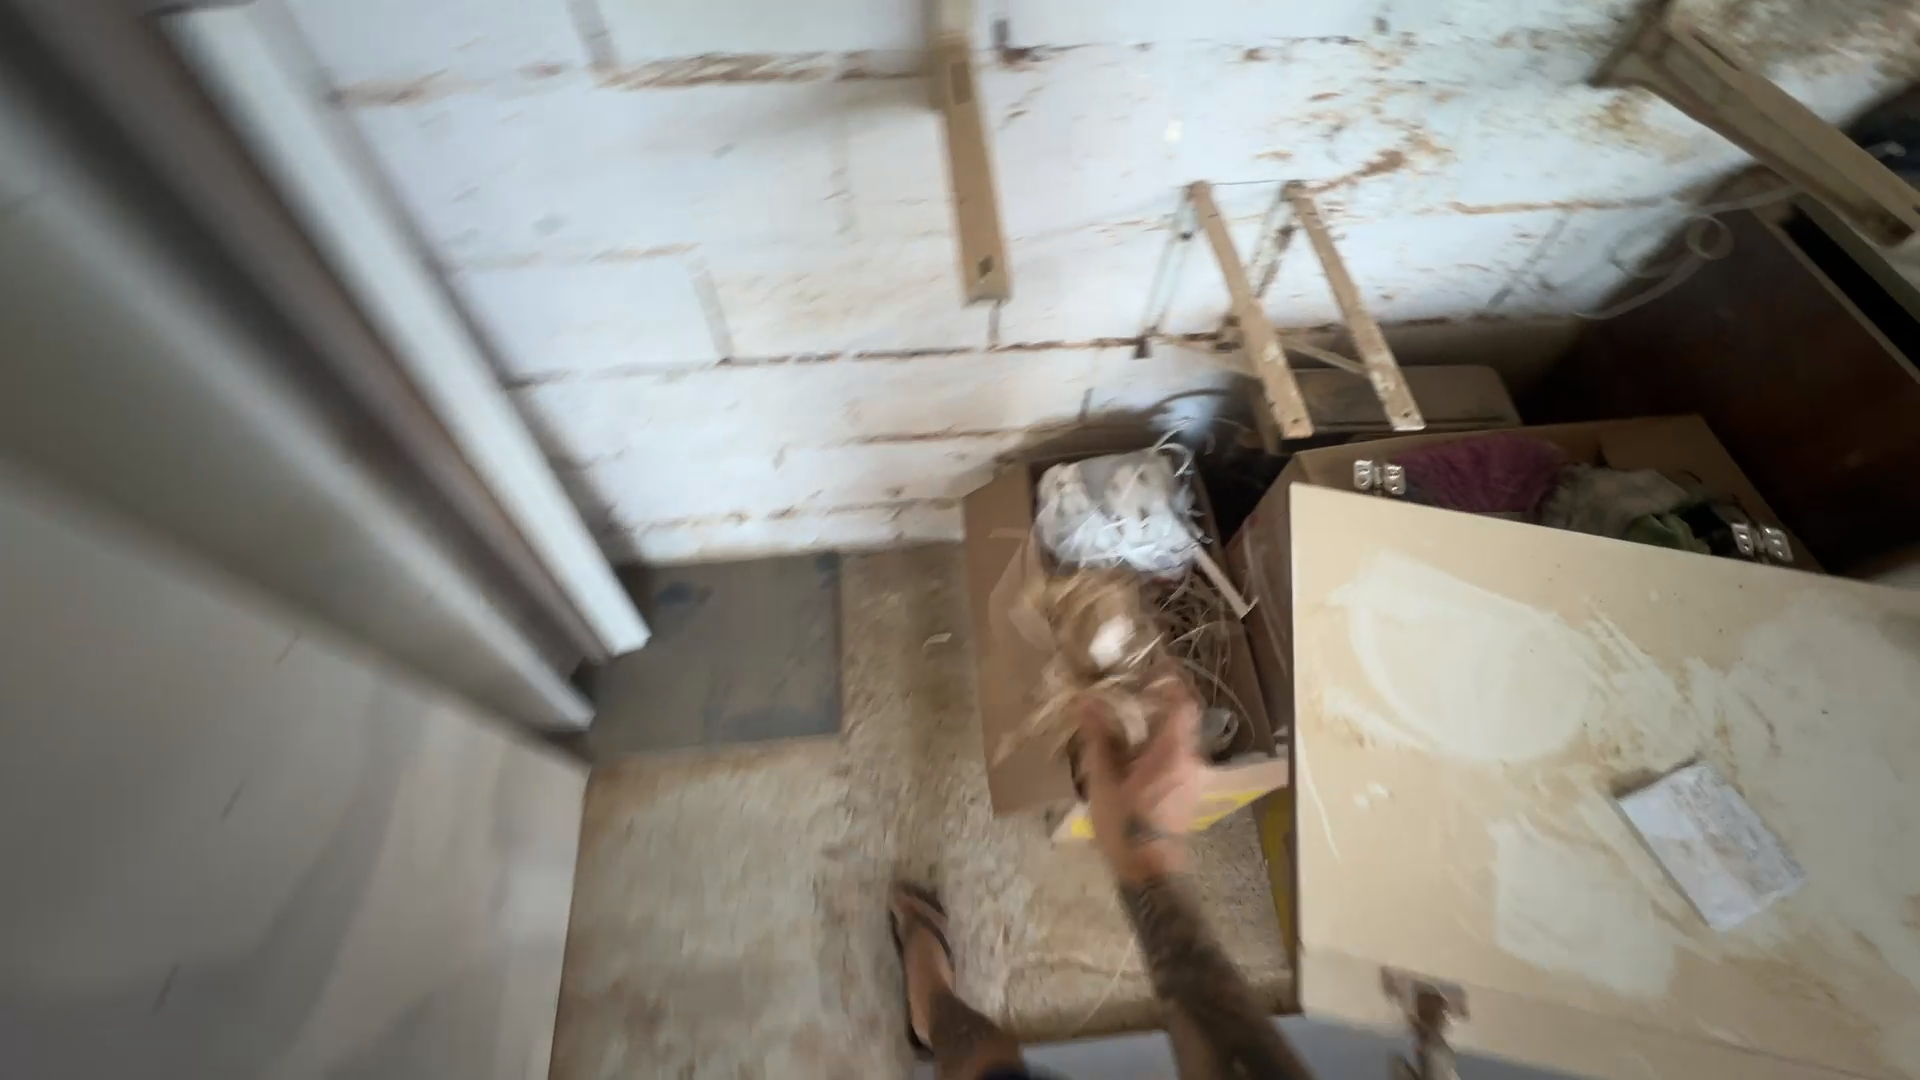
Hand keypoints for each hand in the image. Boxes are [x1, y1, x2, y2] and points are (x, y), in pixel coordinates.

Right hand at [1075, 675, 1204, 883]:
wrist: (1148, 872)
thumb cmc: (1125, 825)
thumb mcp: (1103, 779)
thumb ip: (1098, 737)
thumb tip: (1085, 702)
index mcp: (1174, 752)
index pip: (1183, 703)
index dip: (1171, 681)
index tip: (1149, 669)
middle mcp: (1191, 761)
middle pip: (1181, 718)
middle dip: (1156, 702)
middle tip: (1127, 693)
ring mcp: (1193, 778)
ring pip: (1179, 738)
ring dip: (1156, 725)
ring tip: (1125, 720)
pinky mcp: (1188, 791)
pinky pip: (1177, 755)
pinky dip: (1159, 744)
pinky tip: (1132, 751)